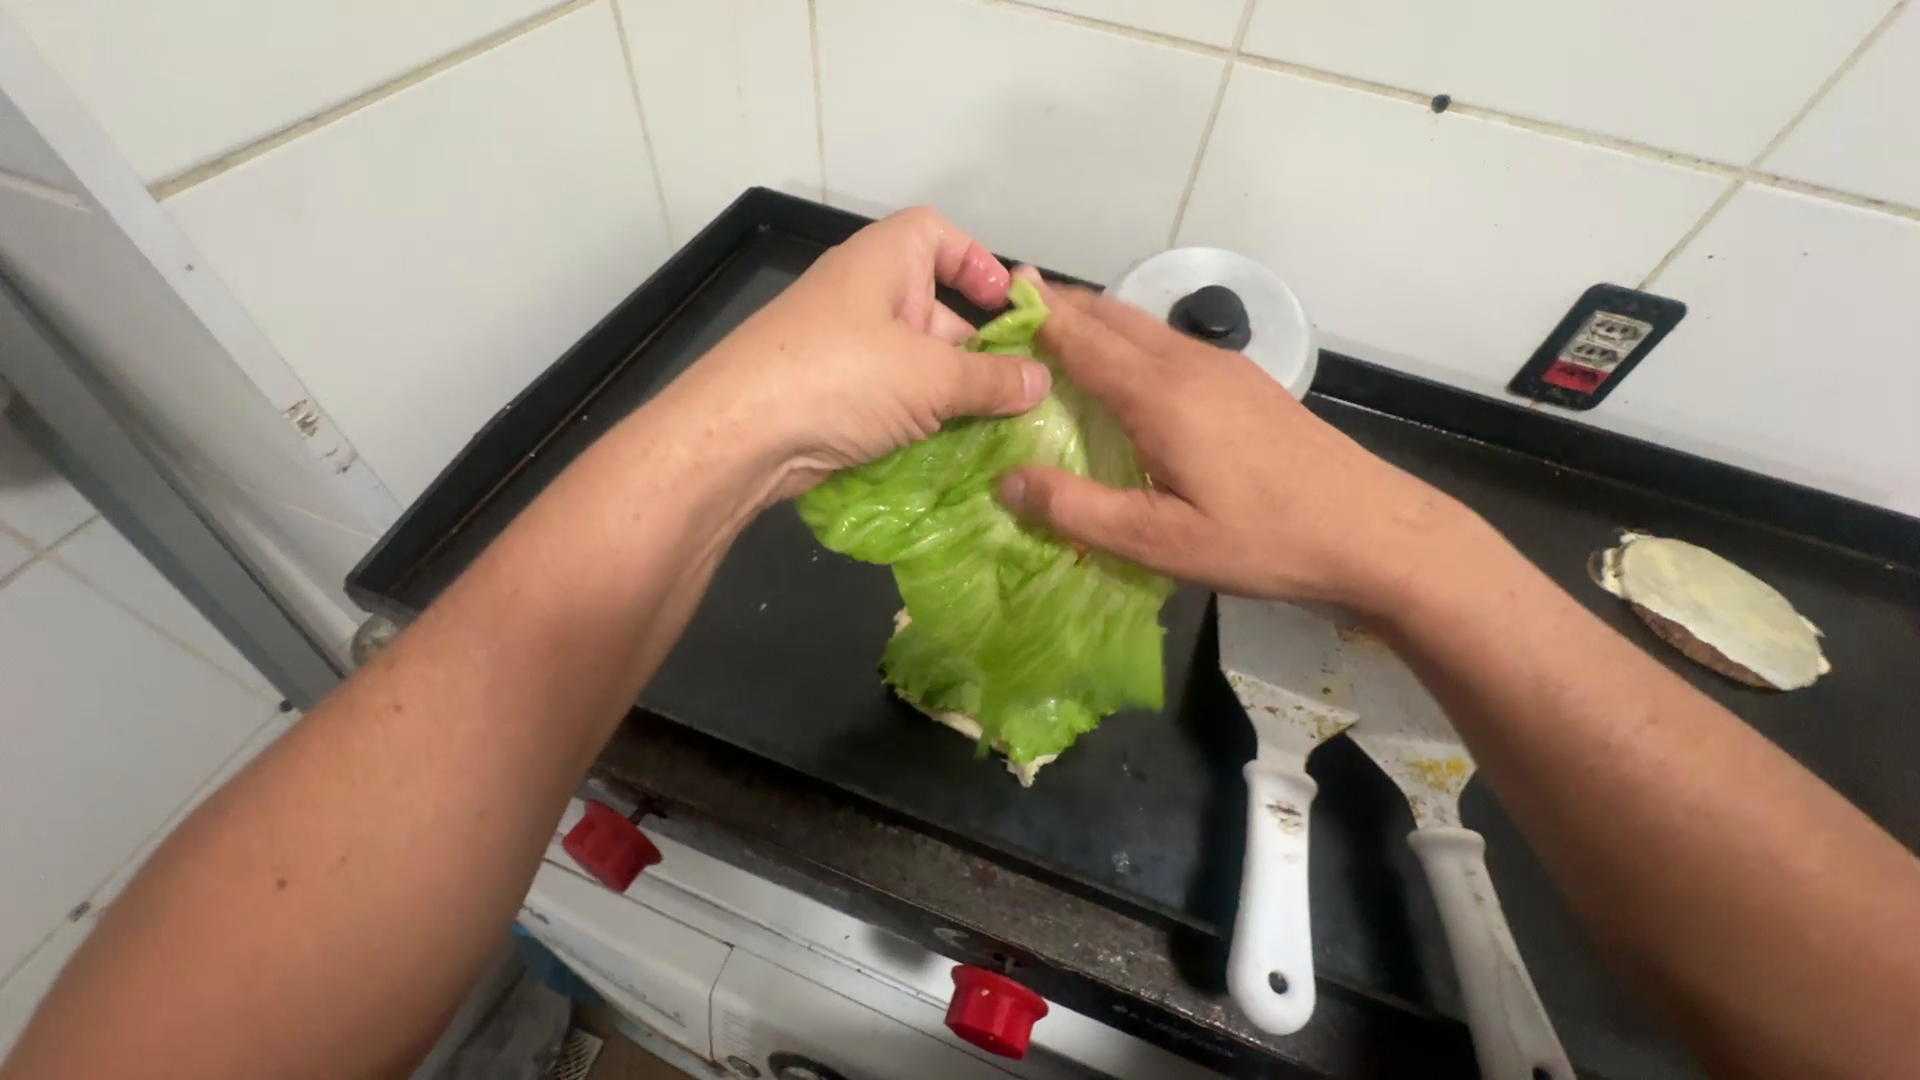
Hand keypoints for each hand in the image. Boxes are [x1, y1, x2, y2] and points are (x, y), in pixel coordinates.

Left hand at [664, 207, 1050, 496]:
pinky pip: (894, 400)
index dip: (978, 260)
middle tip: (1023, 392)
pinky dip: (923, 420)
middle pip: (939, 310)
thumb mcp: (930, 377)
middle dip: (979, 350)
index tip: (1009, 304)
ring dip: (955, 395)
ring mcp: (847, 350)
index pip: (938, 235)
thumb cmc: (842, 377)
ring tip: (1001, 428)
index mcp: (885, 262)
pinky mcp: (835, 397)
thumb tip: (1041, 382)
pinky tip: (956, 449)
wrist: (741, 436)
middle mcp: (865, 298)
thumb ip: (991, 379)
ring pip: (919, 365)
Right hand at [997, 281, 1471, 615]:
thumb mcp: (1159, 542)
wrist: (1374, 533)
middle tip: (1011, 319)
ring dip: (1094, 323)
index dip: (1032, 319)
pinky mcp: (1246, 382)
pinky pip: (1170, 344)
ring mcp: (1223, 367)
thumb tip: (1006, 482)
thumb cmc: (1263, 541)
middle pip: (1109, 315)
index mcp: (1160, 394)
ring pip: (1142, 325)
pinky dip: (1129, 343)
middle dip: (1058, 309)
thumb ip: (1078, 510)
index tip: (989, 310)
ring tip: (1055, 340)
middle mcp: (1189, 363)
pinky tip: (1124, 377)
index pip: (1079, 337)